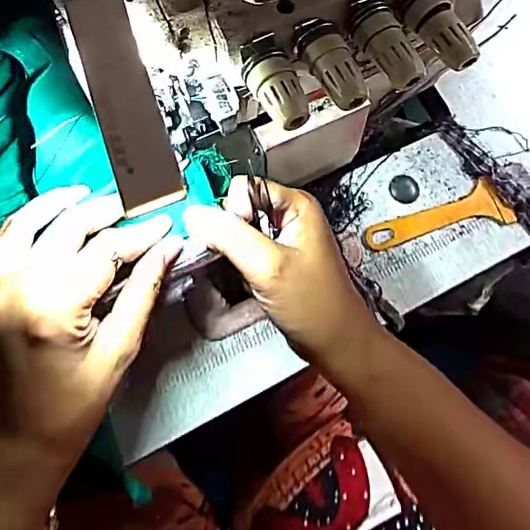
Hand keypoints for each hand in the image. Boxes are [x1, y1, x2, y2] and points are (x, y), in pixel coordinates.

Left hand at [0, 186, 181, 529]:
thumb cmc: (68, 415)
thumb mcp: (116, 355)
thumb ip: (143, 292)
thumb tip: (170, 245)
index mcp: (51, 310)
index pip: (106, 250)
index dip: (141, 233)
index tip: (165, 222)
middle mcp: (11, 290)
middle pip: (67, 228)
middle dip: (107, 211)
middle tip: (135, 205)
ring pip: (25, 225)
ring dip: (61, 205)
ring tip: (91, 197)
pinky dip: (28, 225)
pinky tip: (52, 220)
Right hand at [182, 177, 384, 370]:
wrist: (335, 342)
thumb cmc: (313, 304)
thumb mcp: (268, 266)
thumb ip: (230, 236)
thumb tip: (194, 213)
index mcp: (296, 204)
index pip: (246, 187)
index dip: (231, 209)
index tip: (232, 240)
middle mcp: (290, 214)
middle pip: (240, 206)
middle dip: (228, 230)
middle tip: (233, 259)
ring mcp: (283, 237)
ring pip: (240, 229)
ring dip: (231, 248)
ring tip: (239, 271)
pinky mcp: (276, 258)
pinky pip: (246, 248)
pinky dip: (237, 260)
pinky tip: (243, 278)